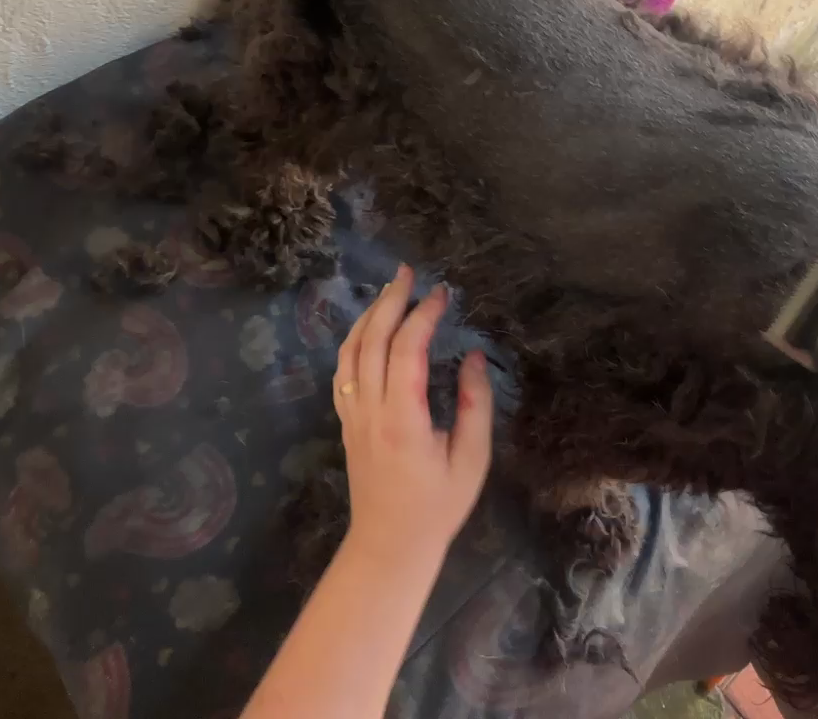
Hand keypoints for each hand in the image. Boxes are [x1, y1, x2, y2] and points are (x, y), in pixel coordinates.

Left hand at [333, 264, 493, 561]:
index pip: (407, 350)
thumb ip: (474, 405)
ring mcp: (352, 415)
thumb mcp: (471, 460)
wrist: (390, 545)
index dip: (423, 315)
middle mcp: (370, 410)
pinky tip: (366, 328)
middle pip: (372, 340)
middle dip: (390, 301)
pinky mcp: (347, 422)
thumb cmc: (437, 506)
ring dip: (368, 315)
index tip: (443, 293)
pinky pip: (343, 371)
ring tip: (389, 290)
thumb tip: (472, 356)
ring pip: (350, 351)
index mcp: (403, 418)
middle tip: (408, 272)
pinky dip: (354, 341)